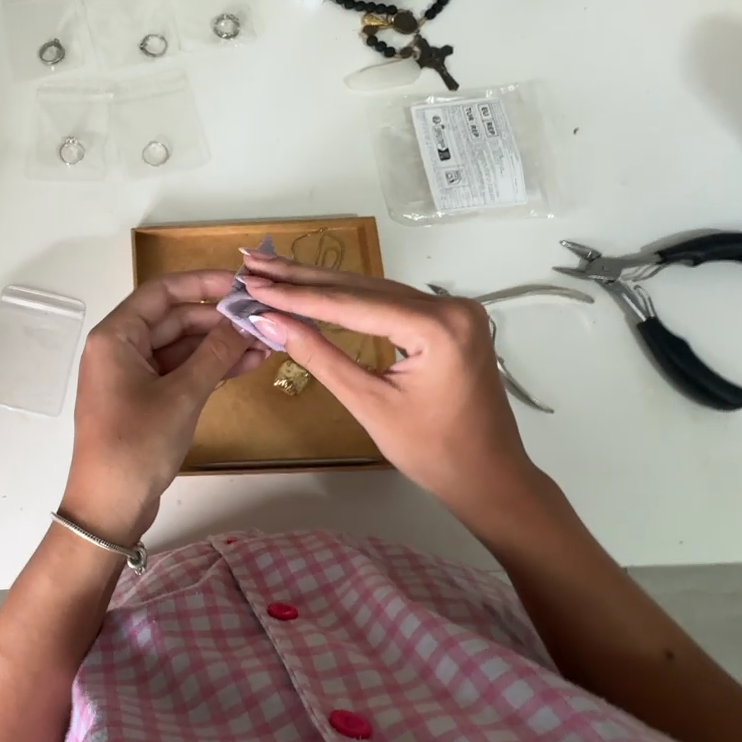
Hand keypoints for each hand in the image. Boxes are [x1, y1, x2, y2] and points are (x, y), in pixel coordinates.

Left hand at [61, 271, 263, 544]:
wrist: (109, 506)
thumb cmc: (137, 443)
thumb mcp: (182, 395)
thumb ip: (215, 353)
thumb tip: (245, 321)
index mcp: (115, 336)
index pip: (161, 292)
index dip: (201, 283)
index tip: (240, 285)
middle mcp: (120, 347)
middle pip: (173, 319)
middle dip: (217, 321)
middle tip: (262, 321)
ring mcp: (131, 374)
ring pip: (180, 347)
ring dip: (218, 345)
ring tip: (264, 344)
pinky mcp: (144, 398)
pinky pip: (179, 371)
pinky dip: (208, 368)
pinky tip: (246, 365)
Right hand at [238, 249, 543, 519]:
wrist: (489, 477)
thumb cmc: (432, 451)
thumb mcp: (367, 402)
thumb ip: (318, 355)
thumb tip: (268, 321)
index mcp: (436, 327)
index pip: (350, 304)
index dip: (295, 296)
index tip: (252, 285)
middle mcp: (448, 306)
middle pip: (360, 287)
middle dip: (302, 278)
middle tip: (253, 264)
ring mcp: (451, 309)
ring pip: (371, 289)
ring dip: (320, 284)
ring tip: (273, 272)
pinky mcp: (446, 318)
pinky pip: (387, 301)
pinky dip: (347, 298)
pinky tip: (314, 288)